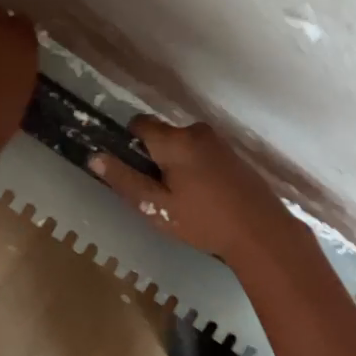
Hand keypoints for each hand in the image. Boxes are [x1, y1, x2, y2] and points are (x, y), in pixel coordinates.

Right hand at [88, 117, 297, 259]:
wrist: (260, 231)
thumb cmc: (203, 221)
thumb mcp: (156, 207)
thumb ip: (125, 180)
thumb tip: (94, 157)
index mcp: (175, 141)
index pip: (139, 124)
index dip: (129, 143)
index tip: (132, 170)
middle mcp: (197, 131)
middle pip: (162, 136)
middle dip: (154, 159)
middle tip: (158, 195)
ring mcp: (219, 141)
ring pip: (182, 146)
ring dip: (175, 165)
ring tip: (183, 200)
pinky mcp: (233, 154)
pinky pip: (201, 153)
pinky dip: (195, 169)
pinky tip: (203, 197)